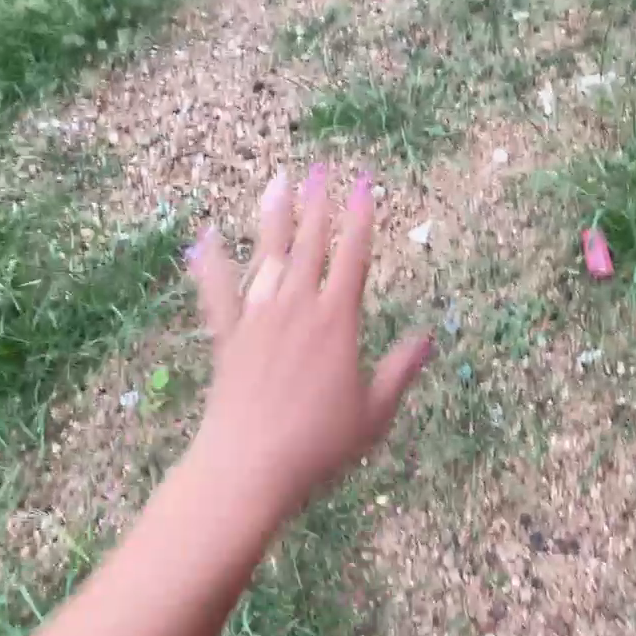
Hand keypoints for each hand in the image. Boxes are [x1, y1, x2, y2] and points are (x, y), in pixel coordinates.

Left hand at [183, 166, 431, 522]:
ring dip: (274, 215)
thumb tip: (429, 338)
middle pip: (310, 243)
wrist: (247, 469)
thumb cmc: (317, 445)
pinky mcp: (227, 335)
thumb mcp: (374, 413)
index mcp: (336, 320)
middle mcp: (297, 307)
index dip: (361, 217)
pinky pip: (217, 291)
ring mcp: (258, 317)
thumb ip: (400, 370)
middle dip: (318, 202)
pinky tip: (206, 236)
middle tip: (322, 167)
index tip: (365, 184)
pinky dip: (210, 263)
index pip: (354, 256)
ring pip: (268, 254)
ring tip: (279, 179)